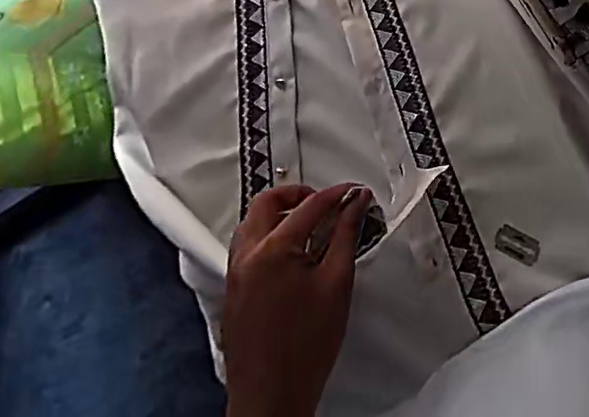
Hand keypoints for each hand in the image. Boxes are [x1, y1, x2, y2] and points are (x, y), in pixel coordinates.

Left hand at [223, 183, 373, 416]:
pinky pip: (247, 247)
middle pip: (268, 202)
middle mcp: (247, 258)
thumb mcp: (337, 281)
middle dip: (300, 194)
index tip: (354, 193)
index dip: (337, 194)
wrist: (272, 398)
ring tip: (312, 223)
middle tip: (327, 201)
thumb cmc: (304, 349)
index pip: (310, 205)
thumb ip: (347, 233)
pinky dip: (269, 236)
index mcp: (272, 252)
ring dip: (281, 214)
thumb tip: (355, 205)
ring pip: (252, 223)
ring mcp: (235, 276)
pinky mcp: (233, 292)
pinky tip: (294, 251)